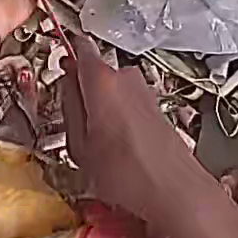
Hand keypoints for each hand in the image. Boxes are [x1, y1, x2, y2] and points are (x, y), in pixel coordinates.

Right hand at [59, 34, 215, 237]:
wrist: (175, 190)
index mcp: (102, 81)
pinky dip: (120, 113)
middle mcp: (125, 77)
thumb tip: (66, 85)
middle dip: (84, 88)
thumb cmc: (124, 172)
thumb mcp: (79, 145)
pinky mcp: (156, 105)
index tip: (61, 62)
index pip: (81, 47)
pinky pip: (128, 100)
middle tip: (74, 118)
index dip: (68, 51)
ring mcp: (144, 90)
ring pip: (113, 87)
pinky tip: (118, 144)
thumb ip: (69, 107)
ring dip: (103, 103)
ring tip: (97, 138)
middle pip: (96, 71)